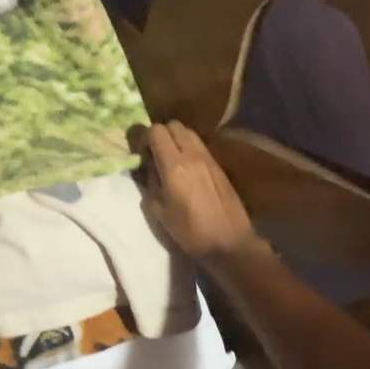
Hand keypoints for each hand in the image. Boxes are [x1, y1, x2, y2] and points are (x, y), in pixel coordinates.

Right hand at [141, 121, 257, 260]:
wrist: (229, 242)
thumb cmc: (190, 230)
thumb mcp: (159, 210)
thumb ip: (151, 181)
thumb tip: (149, 166)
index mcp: (174, 166)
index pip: (156, 131)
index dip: (144, 138)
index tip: (141, 155)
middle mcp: (192, 155)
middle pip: (174, 125)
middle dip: (160, 134)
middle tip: (154, 154)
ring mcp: (209, 159)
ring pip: (189, 133)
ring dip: (176, 139)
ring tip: (170, 159)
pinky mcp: (219, 166)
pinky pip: (199, 146)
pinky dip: (188, 148)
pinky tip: (186, 169)